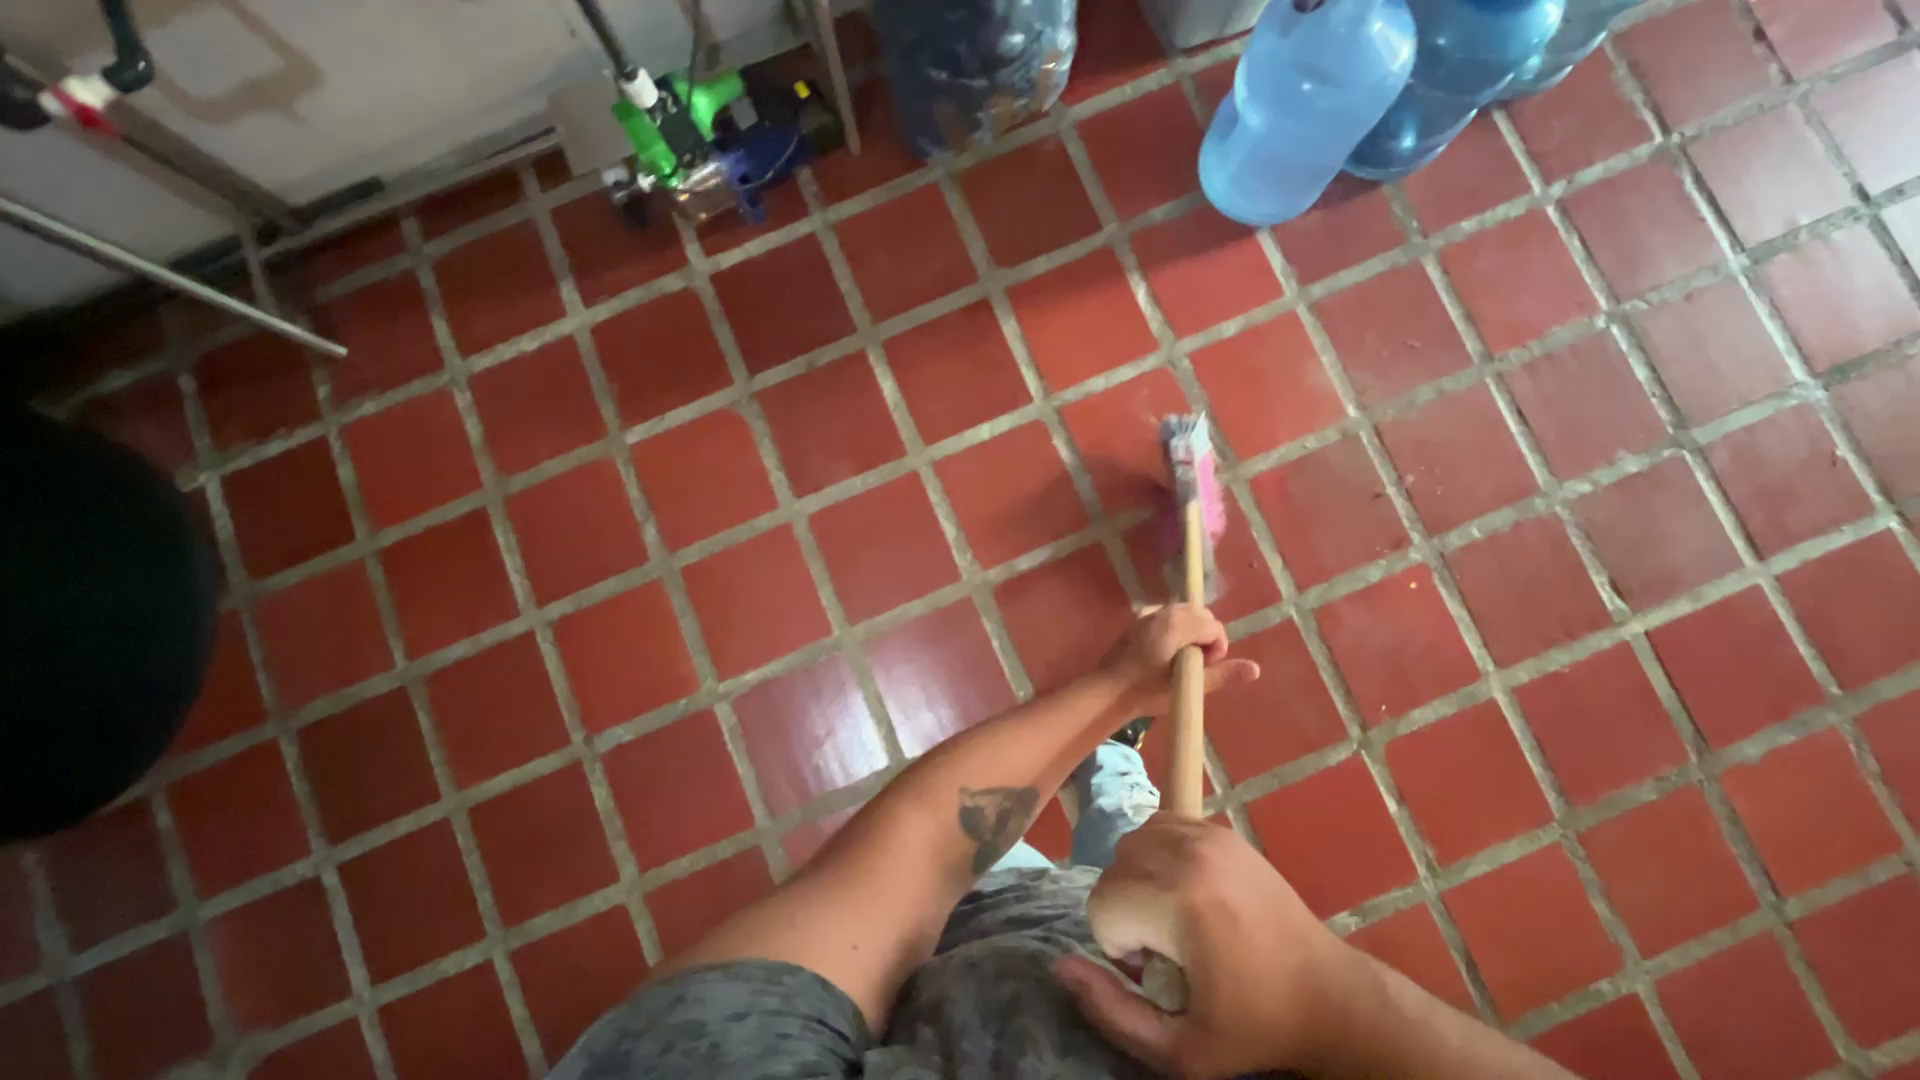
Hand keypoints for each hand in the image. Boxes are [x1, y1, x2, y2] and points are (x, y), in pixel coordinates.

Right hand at [1056, 816, 1382, 1078]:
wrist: (1329, 995)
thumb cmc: (1252, 1027)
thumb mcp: (1178, 1049)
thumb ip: (1111, 1011)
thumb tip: (1060, 965)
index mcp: (1180, 899)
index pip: (1101, 904)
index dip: (1120, 948)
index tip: (1161, 974)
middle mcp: (1189, 852)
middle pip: (1113, 871)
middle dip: (1126, 913)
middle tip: (1169, 952)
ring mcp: (1208, 833)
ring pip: (1131, 845)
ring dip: (1138, 882)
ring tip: (1176, 920)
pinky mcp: (1222, 830)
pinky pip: (1159, 827)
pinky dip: (1157, 856)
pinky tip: (1186, 892)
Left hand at [1098, 605, 1258, 714]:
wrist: (1108, 691)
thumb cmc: (1148, 691)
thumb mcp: (1188, 685)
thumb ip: (1223, 674)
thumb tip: (1255, 669)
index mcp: (1178, 623)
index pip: (1214, 627)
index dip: (1217, 648)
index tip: (1205, 668)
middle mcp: (1164, 611)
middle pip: (1201, 615)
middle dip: (1206, 637)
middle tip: (1195, 665)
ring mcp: (1148, 613)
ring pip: (1184, 614)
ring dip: (1191, 632)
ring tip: (1182, 659)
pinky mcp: (1137, 620)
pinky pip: (1166, 617)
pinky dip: (1174, 628)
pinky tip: (1164, 652)